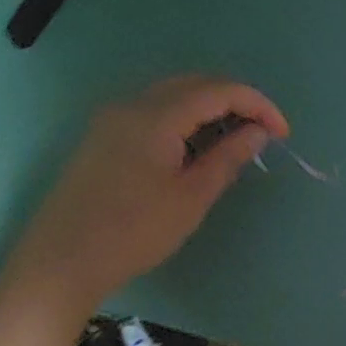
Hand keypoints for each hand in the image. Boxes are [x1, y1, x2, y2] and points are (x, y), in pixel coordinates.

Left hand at [0, 75, 288, 311]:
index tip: (282, 133)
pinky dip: (184, 120)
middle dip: (235, 101)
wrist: (62, 261)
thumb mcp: (191, 198)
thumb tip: (257, 132)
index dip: (257, 105)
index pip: (218, 90)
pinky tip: (196, 149)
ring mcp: (113, 119)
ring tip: (235, 142)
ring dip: (210, 109)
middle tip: (263, 133)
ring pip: (172, 96)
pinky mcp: (103, 137)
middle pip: (194, 84)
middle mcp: (132, 105)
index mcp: (156, 115)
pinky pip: (153, 112)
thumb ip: (227, 157)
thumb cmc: (134, 232)